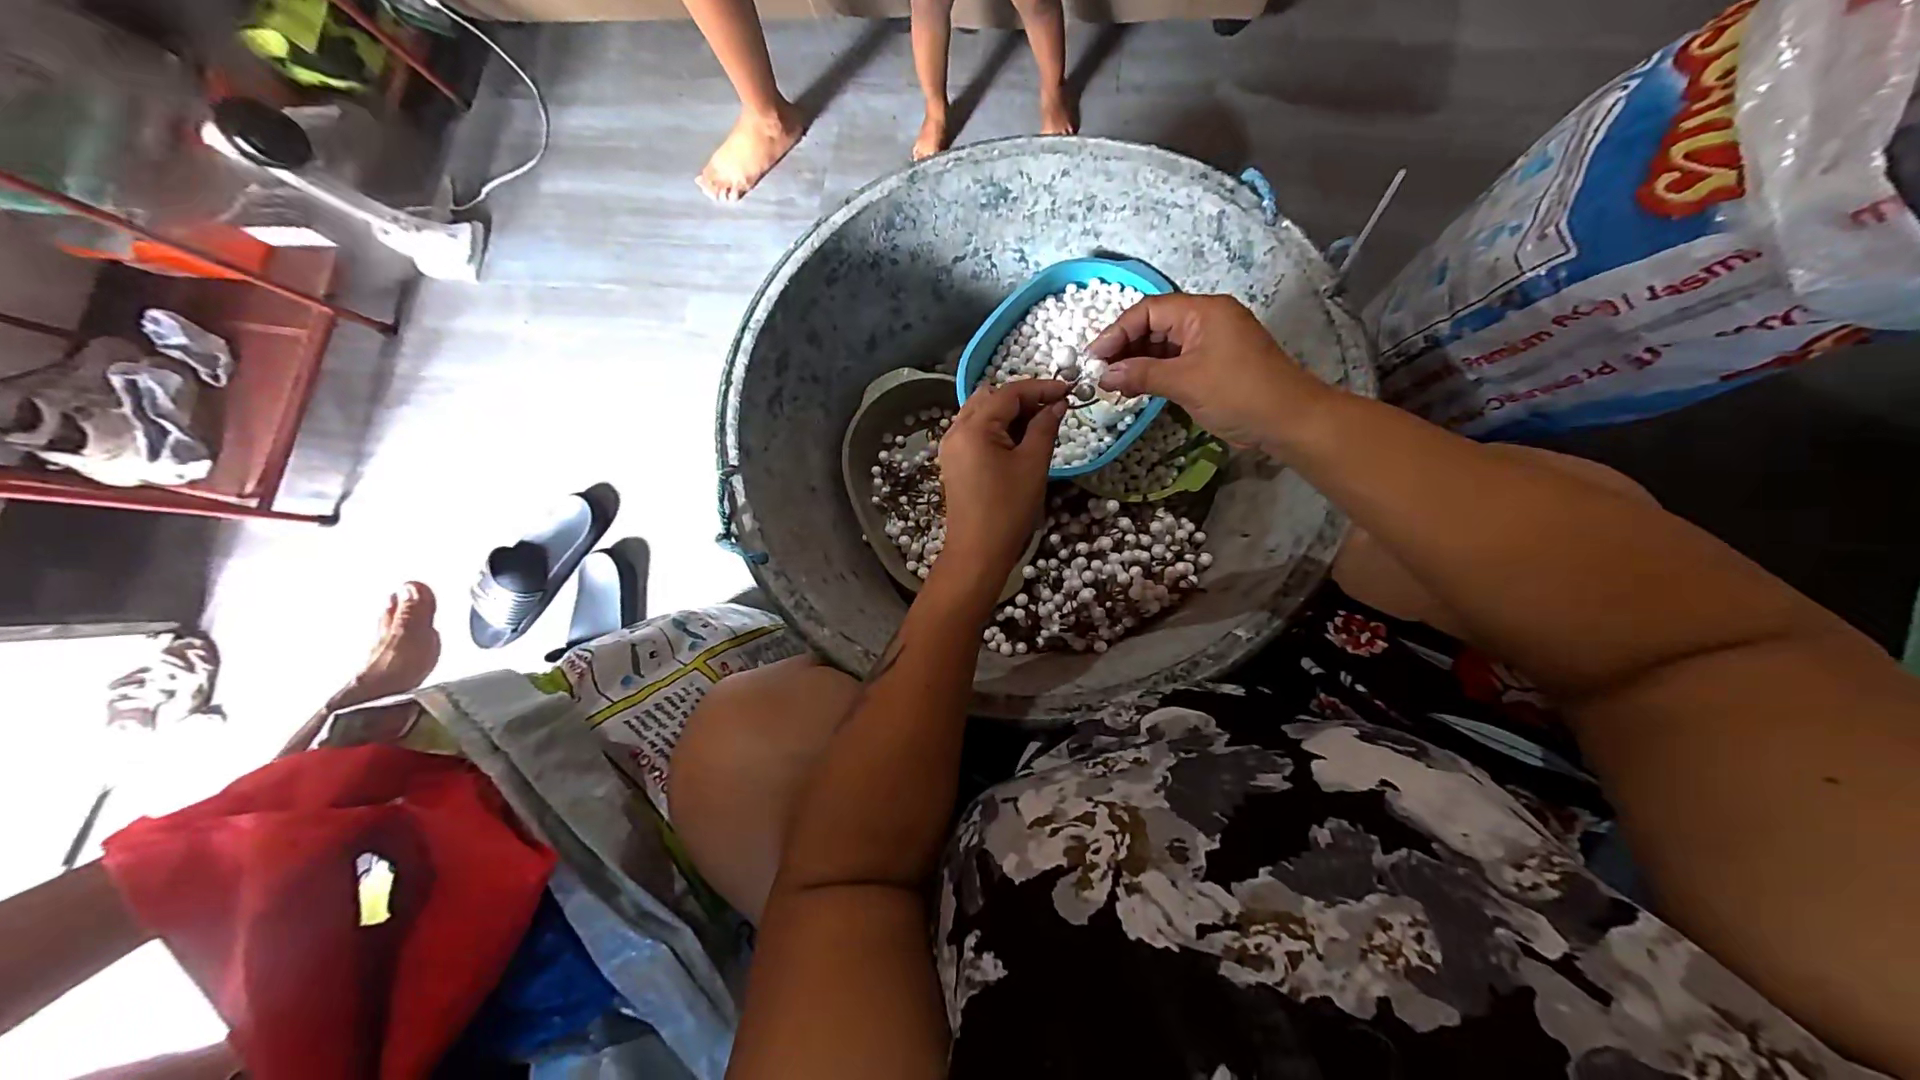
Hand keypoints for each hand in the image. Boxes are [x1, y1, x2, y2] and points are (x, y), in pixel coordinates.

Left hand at [936, 379, 1068, 592]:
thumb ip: (1045, 427)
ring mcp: (951, 447)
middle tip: (1054, 408)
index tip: (1068, 389)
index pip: (1009, 393)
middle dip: (1024, 398)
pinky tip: (1020, 440)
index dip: (1041, 388)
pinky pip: (976, 432)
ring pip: (982, 413)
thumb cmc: (1008, 508)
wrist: (978, 551)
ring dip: (1010, 413)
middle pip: (991, 398)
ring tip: (1040, 424)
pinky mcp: (954, 462)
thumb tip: (1057, 405)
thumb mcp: (1033, 464)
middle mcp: (956, 430)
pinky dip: (998, 428)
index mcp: (973, 427)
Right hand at [1087, 293, 1334, 456]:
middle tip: (1098, 373)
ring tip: (1112, 383)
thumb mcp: (1185, 382)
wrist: (1289, 421)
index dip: (1116, 332)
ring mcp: (1212, 342)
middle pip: (1154, 325)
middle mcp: (1207, 319)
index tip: (1093, 357)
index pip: (1148, 311)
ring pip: (1163, 345)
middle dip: (1124, 347)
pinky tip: (1135, 388)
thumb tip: (1104, 375)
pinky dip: (1154, 373)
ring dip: (1137, 362)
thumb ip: (1141, 374)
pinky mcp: (1214, 364)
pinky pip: (1176, 361)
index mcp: (1203, 311)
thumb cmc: (1239, 394)